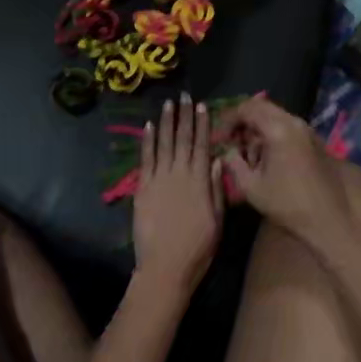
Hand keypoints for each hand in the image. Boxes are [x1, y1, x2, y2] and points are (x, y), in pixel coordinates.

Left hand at [132, 93, 224, 294]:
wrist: (166, 266)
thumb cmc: (198, 247)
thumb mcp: (217, 219)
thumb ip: (216, 188)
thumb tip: (217, 160)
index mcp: (200, 180)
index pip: (202, 145)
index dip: (202, 124)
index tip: (202, 106)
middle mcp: (179, 173)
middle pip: (182, 138)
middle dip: (184, 116)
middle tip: (184, 95)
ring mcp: (158, 179)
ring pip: (163, 143)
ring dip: (165, 122)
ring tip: (167, 104)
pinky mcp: (142, 188)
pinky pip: (145, 158)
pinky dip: (146, 141)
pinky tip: (147, 126)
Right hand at [215, 98, 346, 241]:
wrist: (327, 218)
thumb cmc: (287, 203)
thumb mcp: (251, 186)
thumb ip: (234, 163)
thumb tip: (227, 151)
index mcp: (278, 129)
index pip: (247, 109)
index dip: (229, 119)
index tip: (220, 137)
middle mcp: (294, 122)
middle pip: (261, 107)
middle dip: (242, 121)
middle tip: (231, 140)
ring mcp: (306, 130)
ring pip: (274, 116)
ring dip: (257, 128)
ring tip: (247, 153)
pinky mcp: (312, 140)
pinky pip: (286, 126)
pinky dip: (271, 134)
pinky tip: (265, 157)